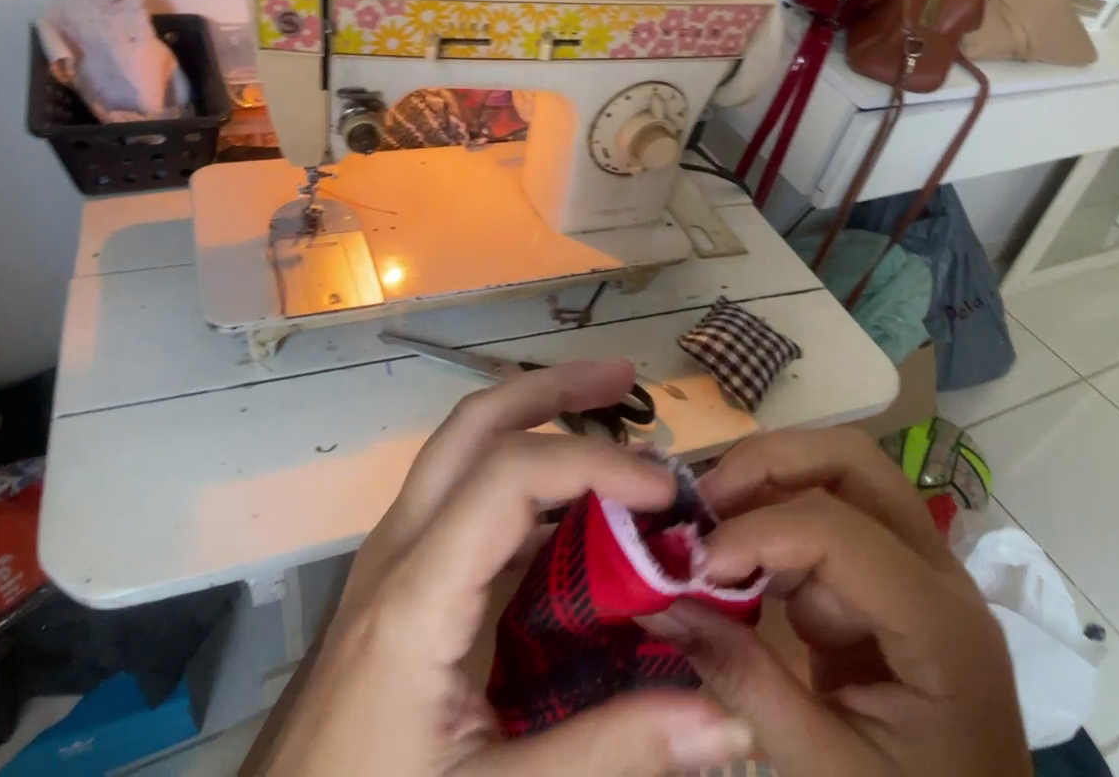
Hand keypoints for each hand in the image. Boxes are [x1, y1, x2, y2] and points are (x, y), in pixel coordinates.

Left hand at [264, 361, 755, 776]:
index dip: (595, 464)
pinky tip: (567, 508)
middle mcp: (397, 552)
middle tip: (624, 378)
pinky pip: (461, 498)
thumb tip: (727, 719)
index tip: (666, 493)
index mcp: (416, 596)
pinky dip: (520, 479)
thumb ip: (609, 752)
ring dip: (532, 421)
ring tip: (606, 425)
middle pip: (470, 428)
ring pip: (460, 452)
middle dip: (550, 389)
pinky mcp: (397, 581)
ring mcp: (391, 560)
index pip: (509, 477)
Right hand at [639, 426, 1027, 776]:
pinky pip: (832, 518)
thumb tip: (660, 602)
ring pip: (841, 474)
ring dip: (768, 489)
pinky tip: (743, 572)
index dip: (755, 532)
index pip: (839, 532)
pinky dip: (777, 528)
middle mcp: (940, 573)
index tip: (693, 568)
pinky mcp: (893, 579)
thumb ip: (741, 680)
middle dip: (766, 466)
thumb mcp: (823, 767)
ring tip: (712, 533)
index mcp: (939, 626)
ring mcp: (921, 569)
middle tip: (699, 506)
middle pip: (852, 463)